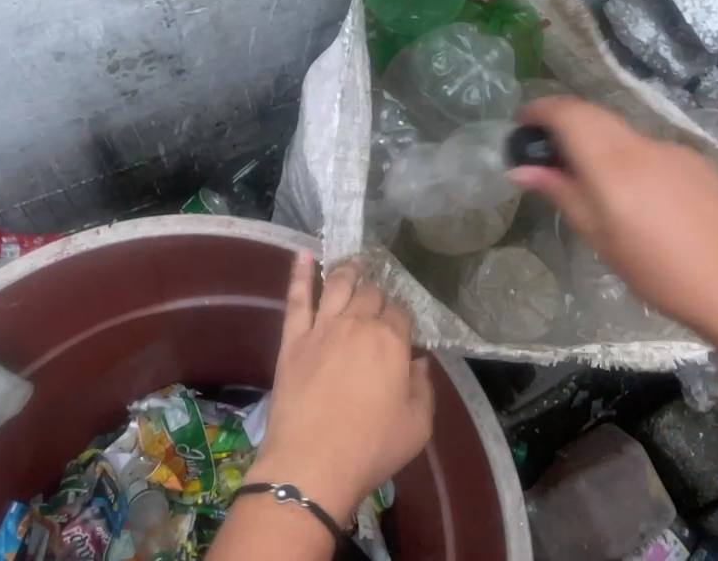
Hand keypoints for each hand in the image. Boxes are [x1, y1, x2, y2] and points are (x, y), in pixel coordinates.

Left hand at [247, 253, 434, 523]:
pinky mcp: (293, 338)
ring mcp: (322, 327)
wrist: (312, 463)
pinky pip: (297, 297)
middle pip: (370, 293)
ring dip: (348, 270)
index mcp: (391, 340)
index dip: (403, 316)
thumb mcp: (417, 425)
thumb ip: (423, 388)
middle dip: (378, 292)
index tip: (403, 324)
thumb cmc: (370, 448)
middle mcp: (357, 323)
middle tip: (379, 294)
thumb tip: (419, 363)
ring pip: (337, 284)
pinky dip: (300, 273)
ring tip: (354, 262)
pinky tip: (303, 254)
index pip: (400, 313)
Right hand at [506, 96, 717, 340]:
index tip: (521, 124)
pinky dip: (627, 157)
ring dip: (596, 142)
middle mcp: (640, 144)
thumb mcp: (598, 236)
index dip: (540, 110)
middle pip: (593, 115)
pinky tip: (637, 196)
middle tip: (545, 152)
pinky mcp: (696, 162)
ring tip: (589, 181)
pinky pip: (649, 148)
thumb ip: (560, 192)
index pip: (567, 113)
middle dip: (564, 123)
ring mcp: (672, 150)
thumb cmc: (657, 270)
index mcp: (612, 161)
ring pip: (621, 132)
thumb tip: (520, 169)